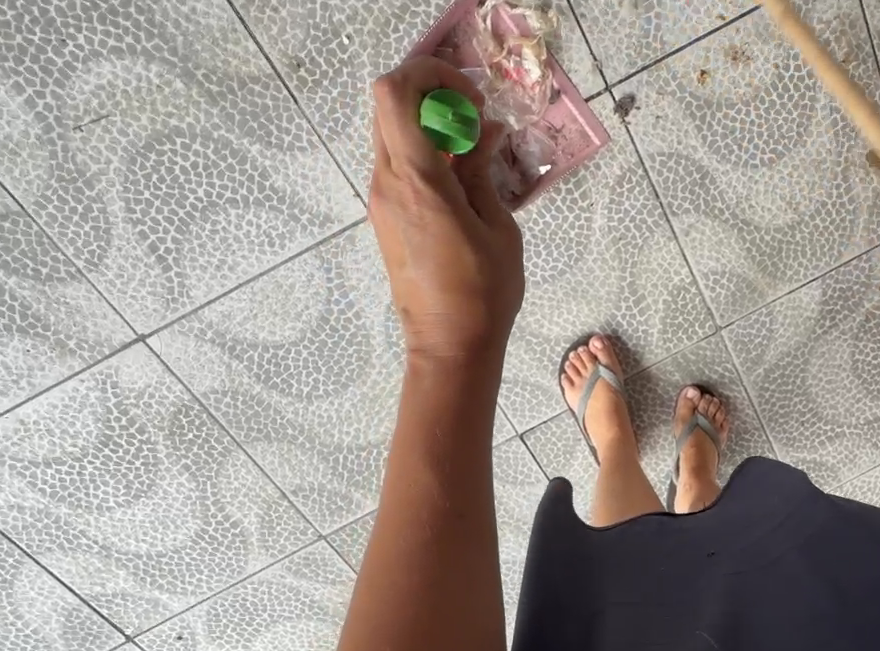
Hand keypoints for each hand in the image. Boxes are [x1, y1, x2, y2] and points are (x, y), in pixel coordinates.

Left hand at [368, 59, 525, 366]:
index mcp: (418, 181)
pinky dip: (423, 157)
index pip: (396, 91)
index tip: (471, 99)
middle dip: (431, 97)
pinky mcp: (384, 220)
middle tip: (472, 122)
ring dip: (428, 129)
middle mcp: (387, 183)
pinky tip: (459, 183)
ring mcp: (380, 202)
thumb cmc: (484, 294)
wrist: (450, 346)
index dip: (430, 75)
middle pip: (388, 105)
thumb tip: (484, 134)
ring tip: (471, 155)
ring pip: (390, 135)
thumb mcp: (499, 230)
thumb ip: (484, 174)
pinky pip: (396, 167)